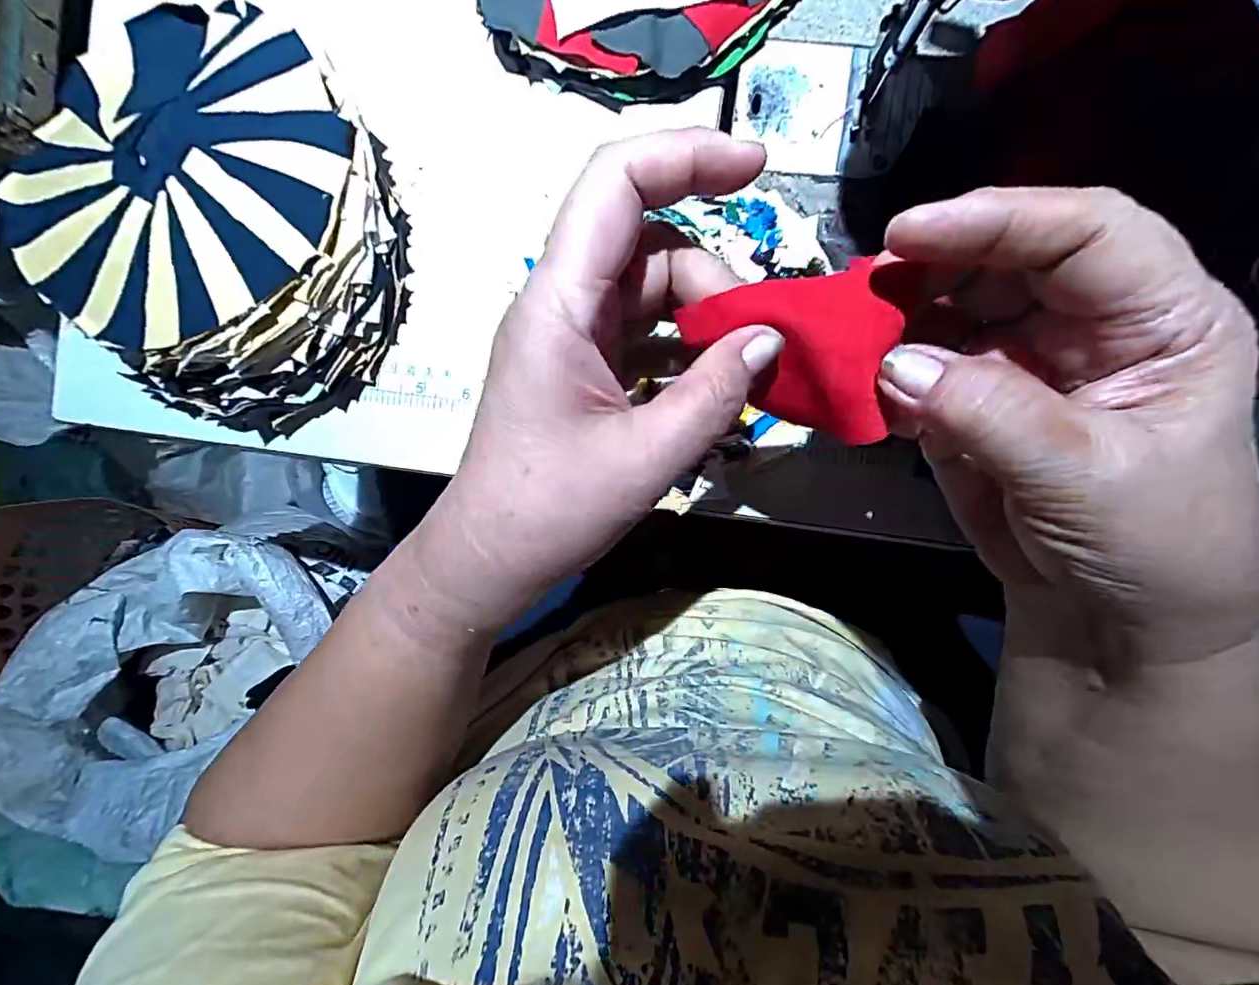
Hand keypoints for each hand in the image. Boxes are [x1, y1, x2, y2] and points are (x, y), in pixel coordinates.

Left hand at [400, 130, 784, 636]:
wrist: (488, 555)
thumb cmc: (548, 511)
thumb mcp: (646, 455)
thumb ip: (716, 390)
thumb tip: (770, 338)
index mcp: (556, 307)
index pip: (613, 186)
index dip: (685, 156)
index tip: (756, 167)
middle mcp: (555, 309)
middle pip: (646, 243)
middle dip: (713, 277)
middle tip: (754, 344)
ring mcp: (563, 340)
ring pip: (648, 290)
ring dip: (703, 318)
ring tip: (741, 376)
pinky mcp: (573, 371)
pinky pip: (638, 333)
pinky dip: (680, 349)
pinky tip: (712, 389)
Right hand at [877, 187, 1258, 666]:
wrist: (1107, 609)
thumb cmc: (1147, 538)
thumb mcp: (1084, 475)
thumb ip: (990, 414)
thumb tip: (892, 364)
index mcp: (1156, 319)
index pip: (1087, 237)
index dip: (997, 221)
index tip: (905, 233)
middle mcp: (1080, 325)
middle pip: (1000, 263)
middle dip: (926, 266)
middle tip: (851, 291)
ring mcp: (1012, 363)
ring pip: (940, 312)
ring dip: (885, 322)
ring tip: (837, 342)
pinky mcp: (959, 401)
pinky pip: (904, 370)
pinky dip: (869, 375)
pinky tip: (848, 388)